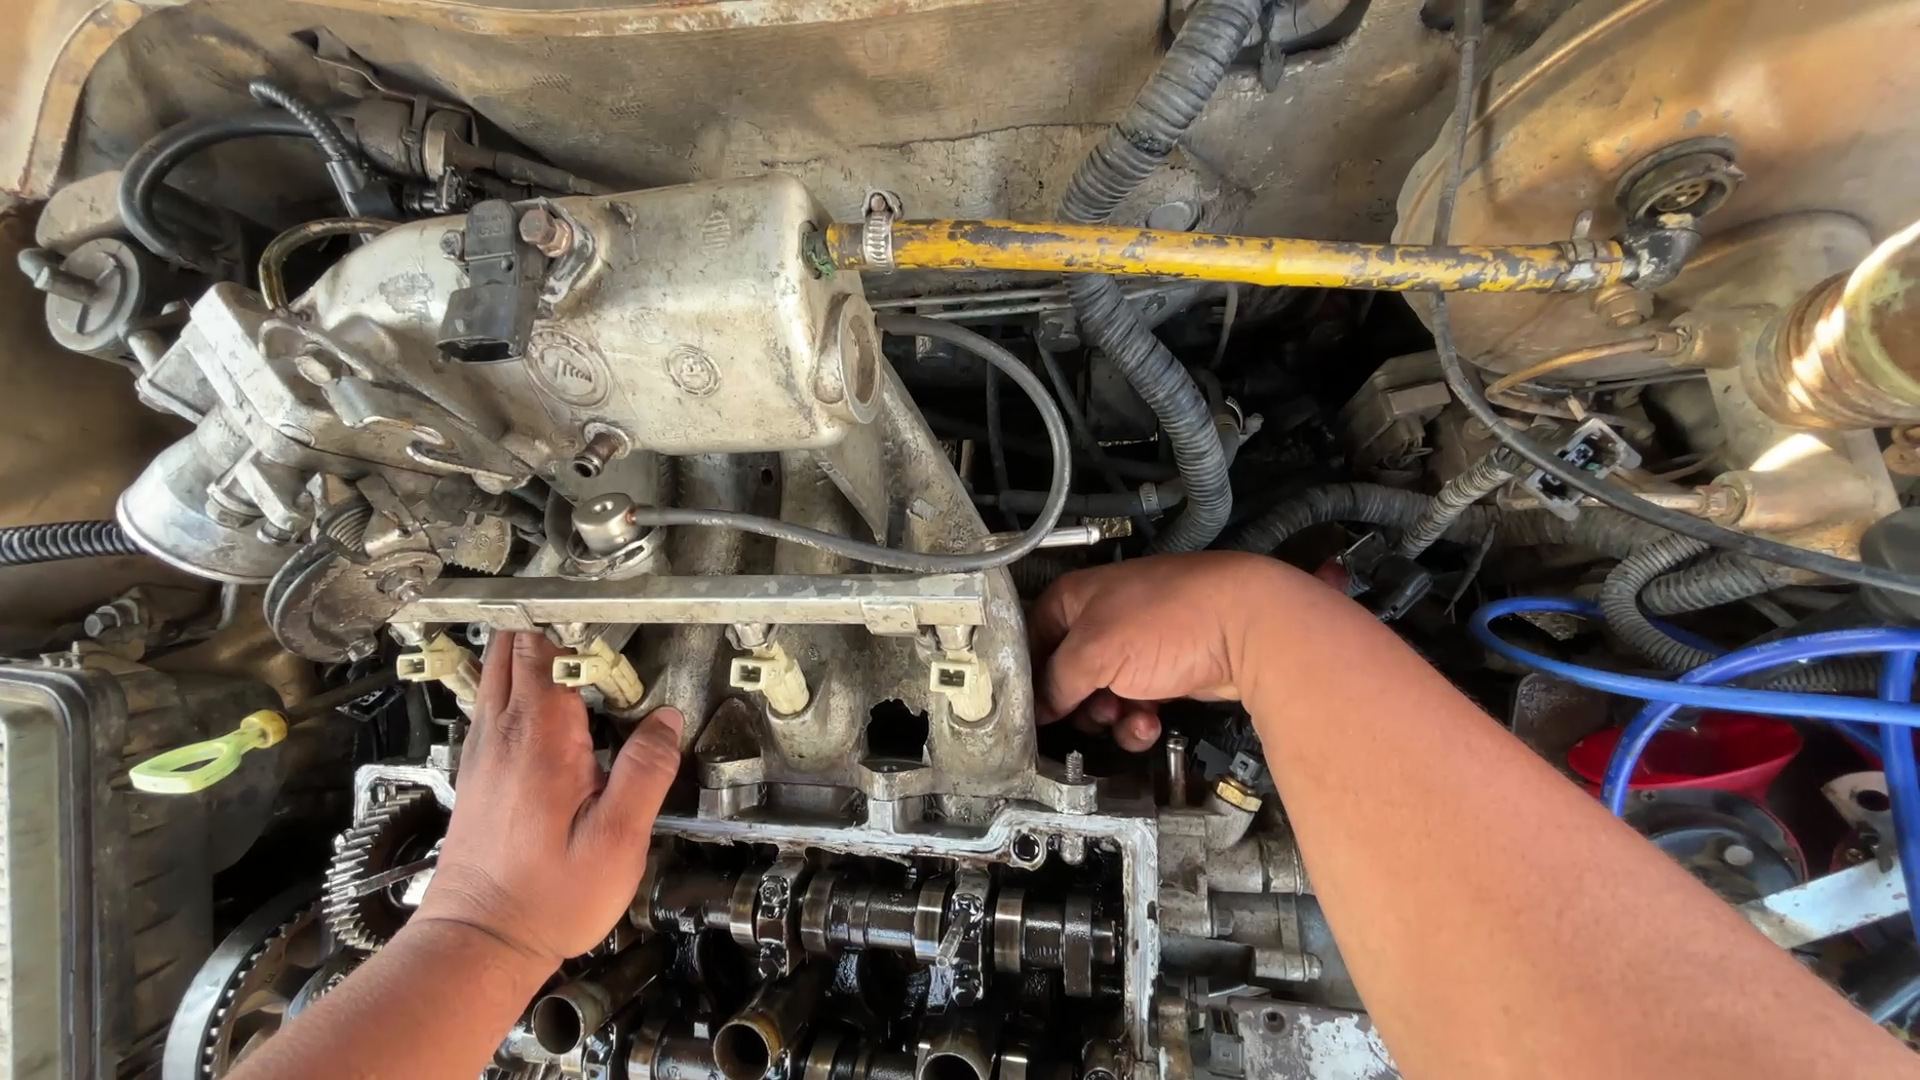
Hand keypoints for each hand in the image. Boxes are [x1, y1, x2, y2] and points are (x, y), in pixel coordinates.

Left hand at [414, 632, 682, 969]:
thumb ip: (646, 770)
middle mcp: (502, 736)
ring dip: (529, 652)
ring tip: (575, 651)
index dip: (574, 627)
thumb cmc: (548, 897)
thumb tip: (668, 720)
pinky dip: (516, 684)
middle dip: (546, 626)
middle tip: (591, 629)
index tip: (609, 622)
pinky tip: (548, 701)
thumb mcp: (618, 839)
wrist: (476, 946)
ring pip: (495, 673)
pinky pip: (492, 704)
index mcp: (540, 740)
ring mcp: (482, 753)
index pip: (545, 653)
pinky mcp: (477, 773)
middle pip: (509, 650)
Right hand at [1030, 552, 1312, 750]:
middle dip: (1076, 703)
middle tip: (1086, 714)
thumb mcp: (1093, 653)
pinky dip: (1139, 720)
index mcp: (1075, 597)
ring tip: (1126, 716)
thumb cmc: (1169, 620)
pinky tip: (1151, 723)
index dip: (1029, 676)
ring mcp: (1136, 644)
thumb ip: (1056, 683)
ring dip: (1110, 717)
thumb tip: (1037, 708)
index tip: (1028, 709)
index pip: (1032, 639)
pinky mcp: (1165, 670)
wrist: (1249, 629)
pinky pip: (1137, 703)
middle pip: (1067, 674)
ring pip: (1103, 695)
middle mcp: (1102, 617)